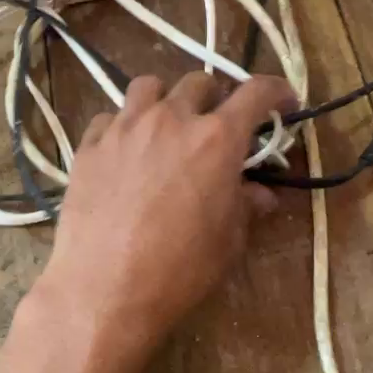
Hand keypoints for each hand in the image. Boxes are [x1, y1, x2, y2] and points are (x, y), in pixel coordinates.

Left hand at [33, 72, 295, 355]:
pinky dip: (123, 128)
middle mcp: (171, 119)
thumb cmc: (179, 270)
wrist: (104, 290)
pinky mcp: (88, 146)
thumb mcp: (228, 242)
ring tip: (165, 129)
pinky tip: (124, 155)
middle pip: (199, 83)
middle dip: (215, 100)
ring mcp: (124, 128)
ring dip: (165, 101)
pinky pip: (109, 119)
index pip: (256, 92)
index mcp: (217, 138)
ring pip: (148, 87)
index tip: (283, 104)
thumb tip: (260, 195)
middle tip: (215, 128)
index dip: (276, 92)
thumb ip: (246, 206)